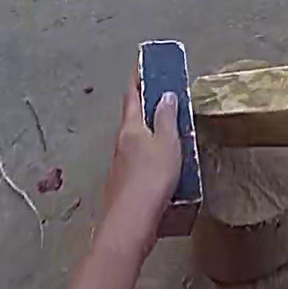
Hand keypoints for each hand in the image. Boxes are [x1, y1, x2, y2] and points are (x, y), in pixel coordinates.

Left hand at [58, 71, 182, 288]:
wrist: (129, 226)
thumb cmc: (151, 178)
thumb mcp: (167, 143)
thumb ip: (167, 118)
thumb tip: (165, 94)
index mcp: (131, 128)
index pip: (133, 95)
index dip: (137, 77)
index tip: (142, 62)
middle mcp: (121, 144)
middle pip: (132, 117)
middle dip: (144, 103)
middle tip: (159, 90)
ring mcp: (120, 166)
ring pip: (135, 139)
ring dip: (148, 128)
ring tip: (166, 125)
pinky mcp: (124, 186)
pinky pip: (138, 159)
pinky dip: (149, 151)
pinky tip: (161, 161)